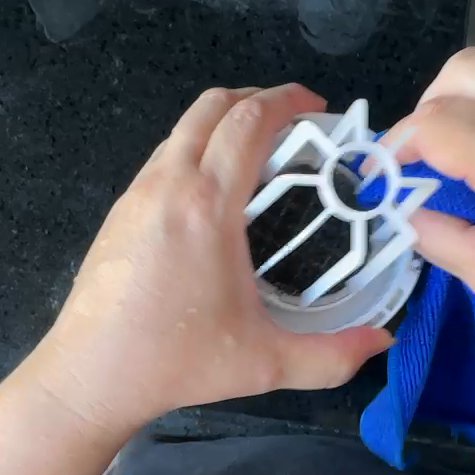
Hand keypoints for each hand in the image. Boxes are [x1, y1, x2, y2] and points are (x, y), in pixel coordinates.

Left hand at [21, 84, 392, 433]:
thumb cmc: (177, 363)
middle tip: (293, 126)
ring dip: (221, 125)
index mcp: (207, 204)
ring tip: (255, 159)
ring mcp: (135, 195)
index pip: (249, 120)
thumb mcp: (265, 364)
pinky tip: (210, 198)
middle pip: (212, 106)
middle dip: (256, 99)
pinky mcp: (117, 214)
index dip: (288, 100)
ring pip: (181, 130)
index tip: (317, 108)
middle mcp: (167, 184)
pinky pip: (161, 159)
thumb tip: (383, 342)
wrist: (90, 375)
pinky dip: (193, 152)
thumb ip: (331, 355)